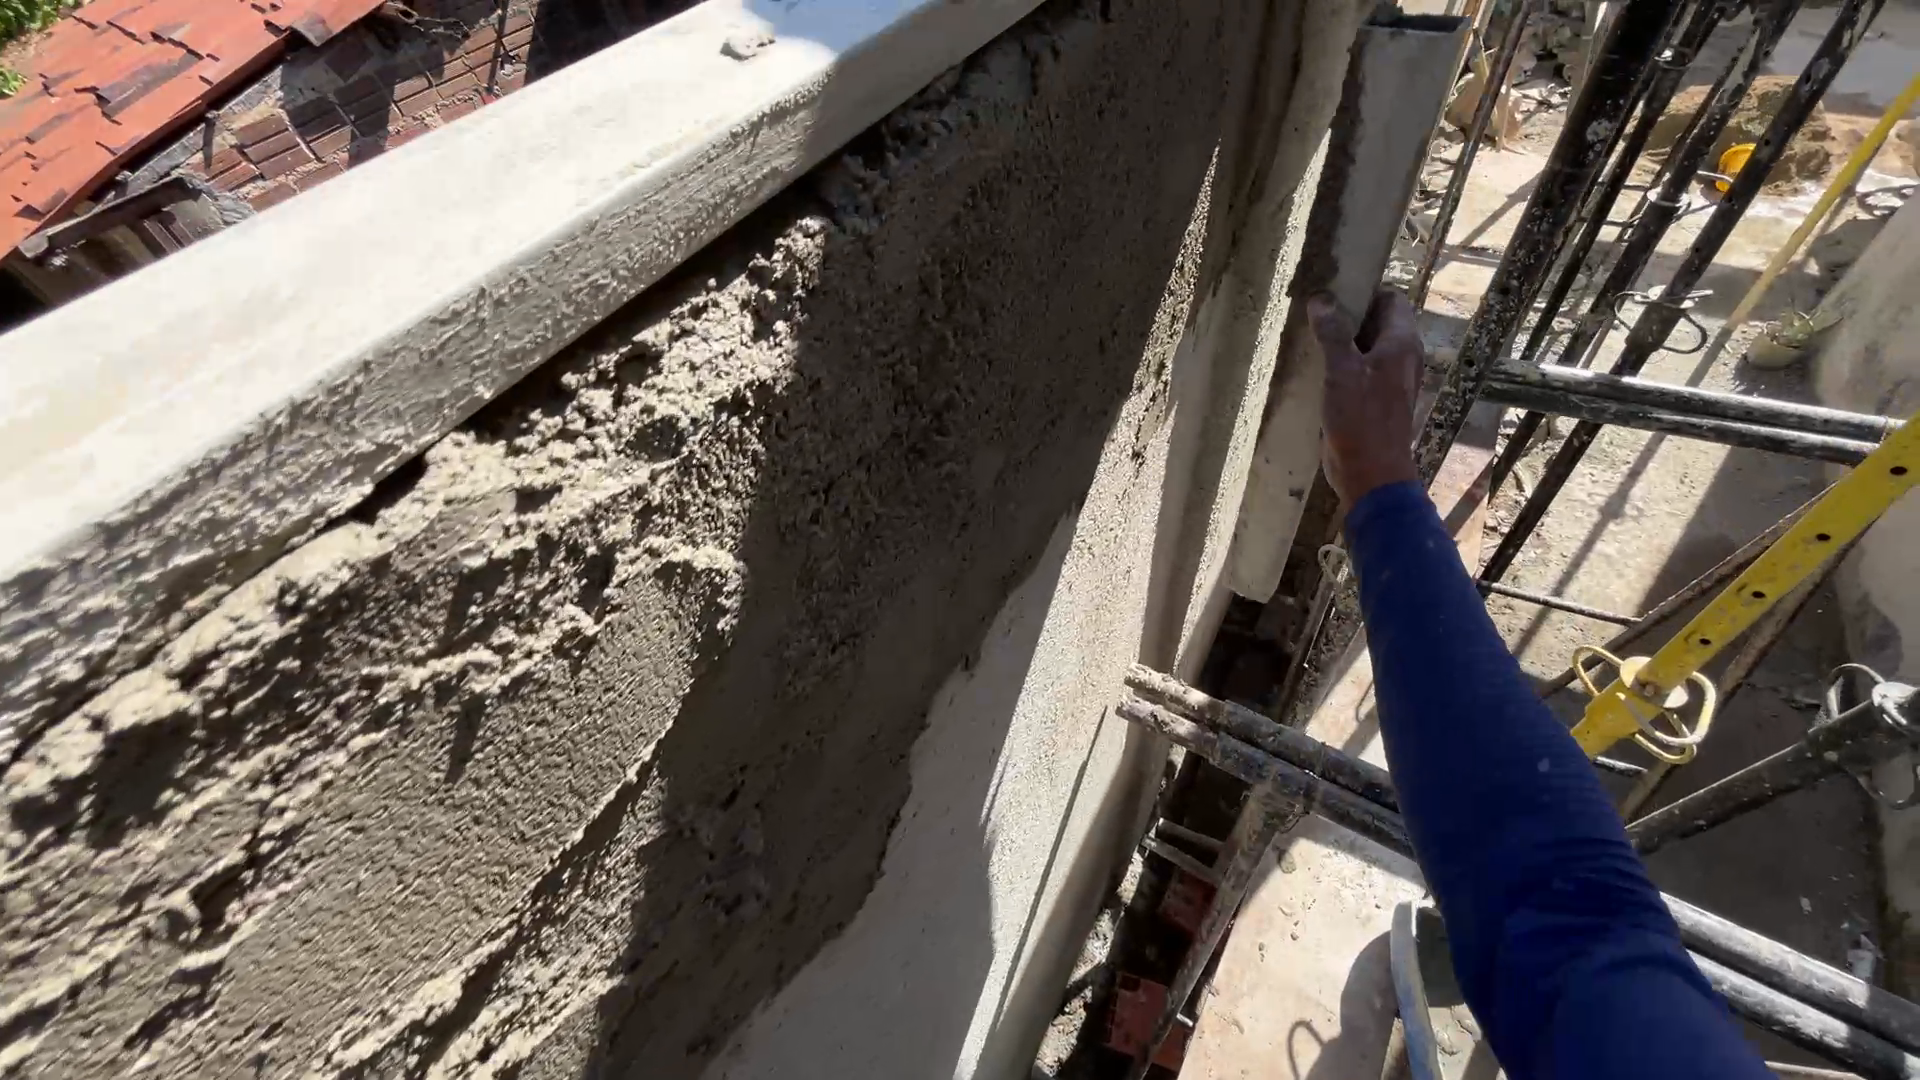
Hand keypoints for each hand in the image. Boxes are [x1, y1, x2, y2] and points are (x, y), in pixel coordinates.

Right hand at [1308, 288, 1423, 505]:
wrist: (1370, 471)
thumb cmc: (1361, 418)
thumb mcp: (1342, 371)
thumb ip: (1332, 333)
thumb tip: (1321, 299)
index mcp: (1402, 343)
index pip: (1390, 300)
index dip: (1364, 292)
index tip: (1331, 291)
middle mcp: (1401, 357)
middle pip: (1377, 324)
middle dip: (1347, 317)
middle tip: (1313, 313)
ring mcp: (1389, 381)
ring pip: (1366, 349)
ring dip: (1341, 343)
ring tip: (1310, 339)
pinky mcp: (1374, 401)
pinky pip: (1359, 372)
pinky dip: (1341, 367)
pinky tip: (1316, 372)